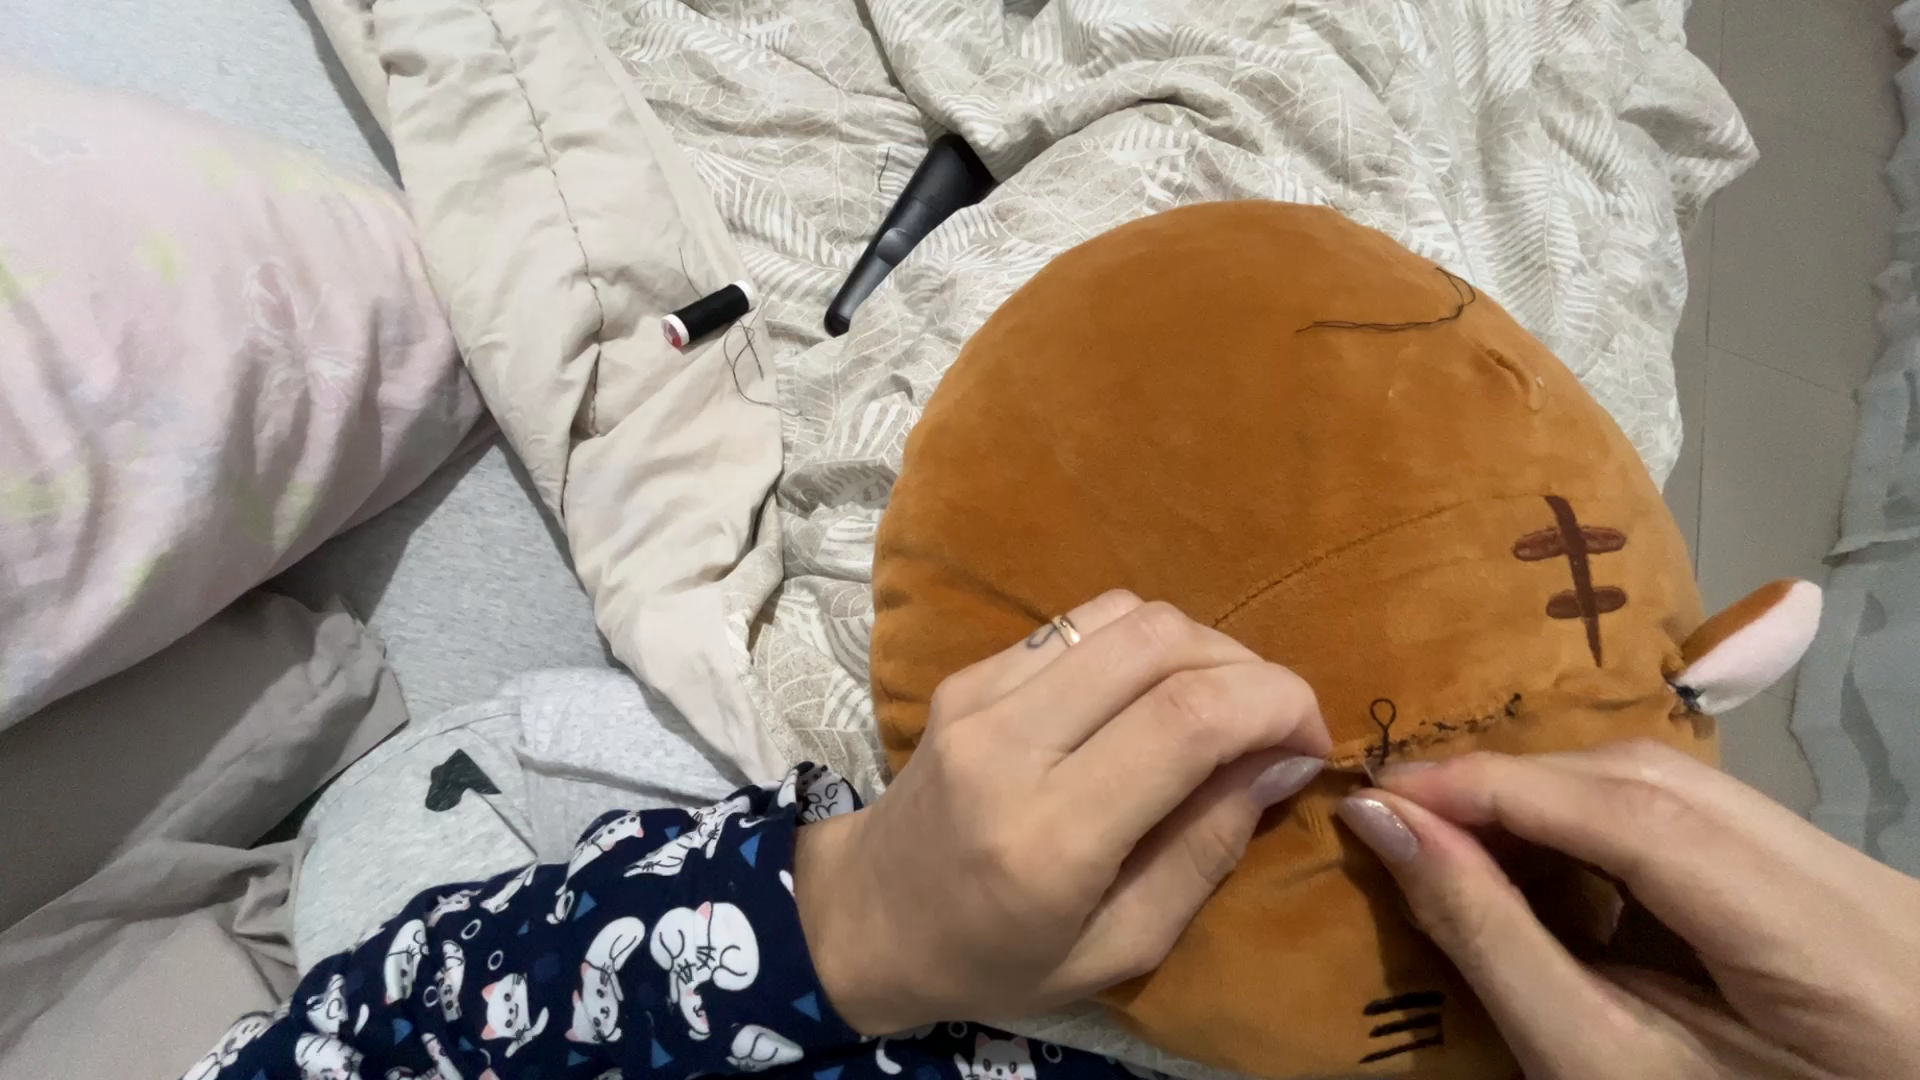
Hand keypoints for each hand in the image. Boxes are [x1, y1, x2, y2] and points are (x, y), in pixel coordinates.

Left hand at [794, 590, 1330, 1033]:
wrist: (870, 910)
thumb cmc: (996, 957)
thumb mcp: (1119, 946)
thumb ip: (1204, 848)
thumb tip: (1281, 757)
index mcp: (1049, 834)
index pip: (1184, 720)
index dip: (1273, 703)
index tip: (1310, 737)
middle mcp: (1008, 743)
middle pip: (1156, 642)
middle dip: (1243, 664)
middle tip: (1271, 718)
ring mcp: (979, 694)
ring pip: (1120, 614)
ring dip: (1194, 644)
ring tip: (1215, 701)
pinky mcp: (968, 673)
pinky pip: (1075, 624)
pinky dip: (1136, 643)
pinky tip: (1143, 692)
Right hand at [1337, 741, 1919, 1078]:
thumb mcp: (1590, 1064)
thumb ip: (1485, 932)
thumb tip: (1376, 818)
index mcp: (1849, 963)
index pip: (1642, 817)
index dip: (1496, 786)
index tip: (1383, 790)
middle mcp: (1877, 892)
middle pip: (1653, 781)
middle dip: (1511, 784)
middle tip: (1410, 810)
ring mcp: (1860, 879)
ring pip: (1664, 781)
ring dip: (1541, 796)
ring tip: (1460, 831)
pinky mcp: (1827, 881)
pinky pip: (1683, 809)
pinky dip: (1584, 817)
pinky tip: (1539, 854)